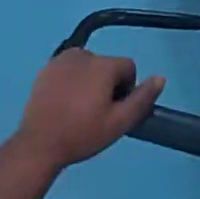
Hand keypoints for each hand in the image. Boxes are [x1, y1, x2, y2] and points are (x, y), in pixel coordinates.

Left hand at [7, 49, 163, 175]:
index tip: (112, 110)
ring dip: (89, 80)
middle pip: (107, 66)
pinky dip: (72, 79)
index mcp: (103, 64)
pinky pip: (70, 68)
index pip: (128, 67)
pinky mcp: (47, 67)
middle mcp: (84, 54)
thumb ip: (141, 99)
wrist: (38, 144)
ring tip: (78, 108)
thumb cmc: (81, 134)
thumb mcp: (118, 123)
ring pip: (89, 65)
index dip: (125, 89)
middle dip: (106, 84)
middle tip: (94, 113)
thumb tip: (160, 78)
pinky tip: (63, 102)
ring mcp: (63, 59)